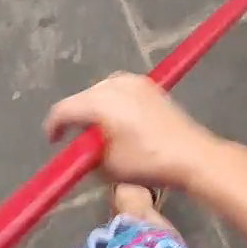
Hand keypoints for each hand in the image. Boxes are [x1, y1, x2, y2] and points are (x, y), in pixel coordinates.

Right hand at [44, 73, 224, 190]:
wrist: (192, 155)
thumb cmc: (147, 162)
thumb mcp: (106, 166)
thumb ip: (85, 152)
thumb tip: (80, 147)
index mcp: (100, 102)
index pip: (64, 110)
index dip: (54, 126)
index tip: (53, 141)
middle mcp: (113, 84)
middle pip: (81, 98)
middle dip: (75, 117)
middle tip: (76, 139)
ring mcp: (133, 81)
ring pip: (100, 92)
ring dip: (93, 108)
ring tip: (96, 130)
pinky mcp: (148, 85)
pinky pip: (118, 90)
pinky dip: (111, 103)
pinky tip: (116, 120)